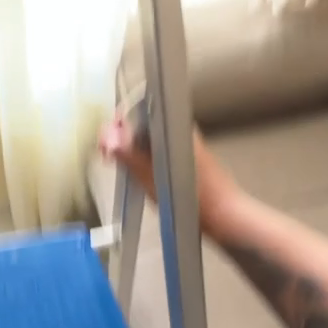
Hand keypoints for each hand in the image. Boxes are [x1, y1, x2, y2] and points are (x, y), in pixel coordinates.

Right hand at [97, 115, 244, 232]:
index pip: (135, 112)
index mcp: (171, 124)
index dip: (115, 126)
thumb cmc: (189, 197)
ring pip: (146, 135)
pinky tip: (131, 168)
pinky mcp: (183, 153)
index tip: (104, 146)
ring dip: (128, 146)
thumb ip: (128, 155)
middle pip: (139, 122)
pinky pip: (155, 146)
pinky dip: (140, 154)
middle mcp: (177, 126)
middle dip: (118, 136)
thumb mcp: (151, 178)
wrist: (223, 214)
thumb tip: (107, 137)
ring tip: (113, 162)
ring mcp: (180, 139)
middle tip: (105, 157)